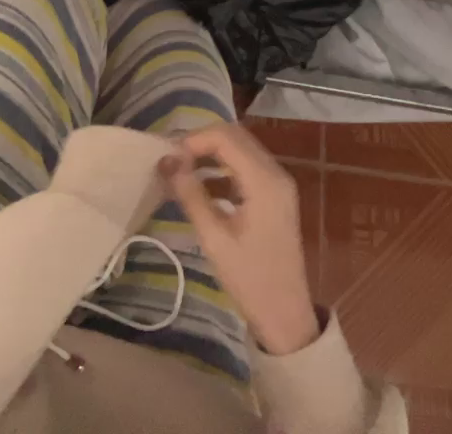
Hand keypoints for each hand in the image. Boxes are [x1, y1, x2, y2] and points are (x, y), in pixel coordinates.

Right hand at [159, 123, 320, 355]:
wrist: (285, 315)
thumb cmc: (249, 278)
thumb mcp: (214, 237)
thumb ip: (190, 194)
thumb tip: (166, 161)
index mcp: (264, 181)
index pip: (225, 137)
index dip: (193, 140)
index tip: (166, 159)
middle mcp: (276, 173)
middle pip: (234, 136)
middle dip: (200, 142)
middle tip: (171, 161)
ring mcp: (278, 183)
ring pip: (240, 149)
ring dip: (210, 153)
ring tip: (179, 171)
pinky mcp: (275, 195)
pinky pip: (246, 167)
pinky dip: (222, 168)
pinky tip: (200, 186)